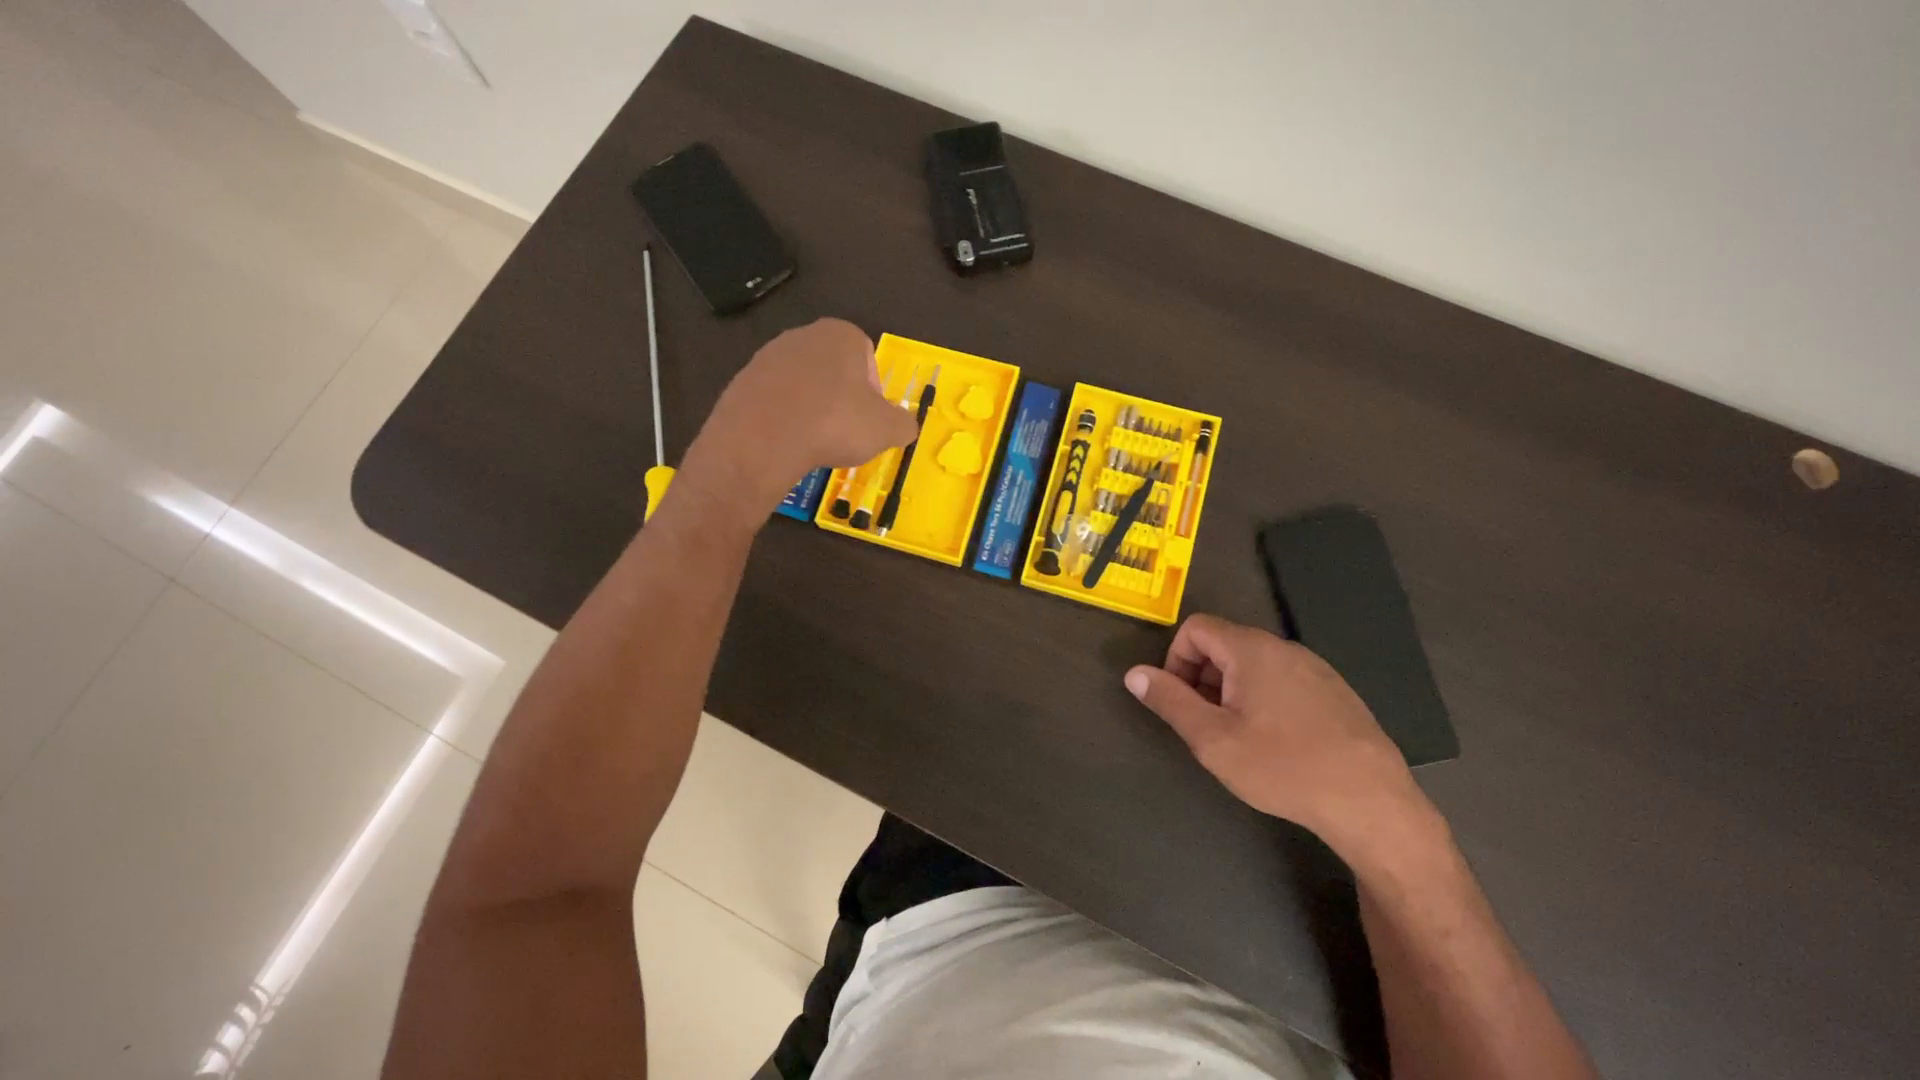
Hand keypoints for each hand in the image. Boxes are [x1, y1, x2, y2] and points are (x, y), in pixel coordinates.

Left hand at [681, 319, 918, 514]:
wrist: (762, 440)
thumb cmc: (834, 423)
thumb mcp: (886, 429)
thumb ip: (903, 423)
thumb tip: (905, 426)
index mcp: (840, 334)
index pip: (867, 356)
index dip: (872, 390)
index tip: (868, 418)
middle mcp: (802, 335)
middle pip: (833, 368)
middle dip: (840, 397)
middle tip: (843, 431)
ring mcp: (767, 356)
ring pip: (802, 383)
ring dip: (811, 407)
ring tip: (813, 441)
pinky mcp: (742, 381)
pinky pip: (774, 400)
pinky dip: (783, 418)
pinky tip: (786, 442)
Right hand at [1125, 614, 1434, 855]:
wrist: (1368, 799)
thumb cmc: (1281, 767)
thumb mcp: (1212, 739)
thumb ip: (1170, 701)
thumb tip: (1134, 673)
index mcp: (1251, 650)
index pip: (1196, 628)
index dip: (1175, 660)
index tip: (1180, 702)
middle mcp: (1284, 648)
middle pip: (1226, 644)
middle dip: (1203, 678)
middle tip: (1205, 726)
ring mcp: (1316, 669)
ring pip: (1256, 665)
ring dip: (1233, 691)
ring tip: (1239, 739)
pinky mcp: (1337, 692)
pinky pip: (1284, 681)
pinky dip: (1265, 700)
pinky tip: (1277, 744)